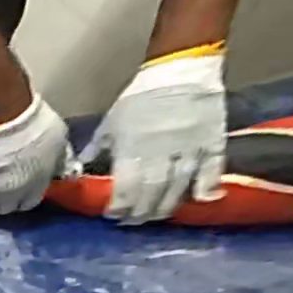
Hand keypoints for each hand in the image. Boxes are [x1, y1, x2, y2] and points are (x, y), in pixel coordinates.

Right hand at [0, 92, 77, 214]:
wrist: (1, 124)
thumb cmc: (34, 129)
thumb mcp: (59, 142)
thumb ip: (60, 161)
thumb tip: (68, 172)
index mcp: (37, 185)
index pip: (29, 203)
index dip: (26, 197)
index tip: (24, 189)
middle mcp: (11, 196)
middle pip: (4, 209)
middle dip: (5, 200)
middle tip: (3, 187)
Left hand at [79, 48, 226, 224]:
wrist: (179, 71)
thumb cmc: (136, 102)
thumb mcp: (107, 129)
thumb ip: (93, 153)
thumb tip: (77, 174)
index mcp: (132, 151)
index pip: (125, 189)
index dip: (119, 207)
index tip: (112, 215)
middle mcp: (162, 152)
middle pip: (152, 192)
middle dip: (141, 212)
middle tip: (132, 221)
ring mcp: (191, 145)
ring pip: (180, 184)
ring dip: (168, 205)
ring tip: (156, 216)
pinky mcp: (214, 137)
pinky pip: (215, 164)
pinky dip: (209, 183)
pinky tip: (203, 200)